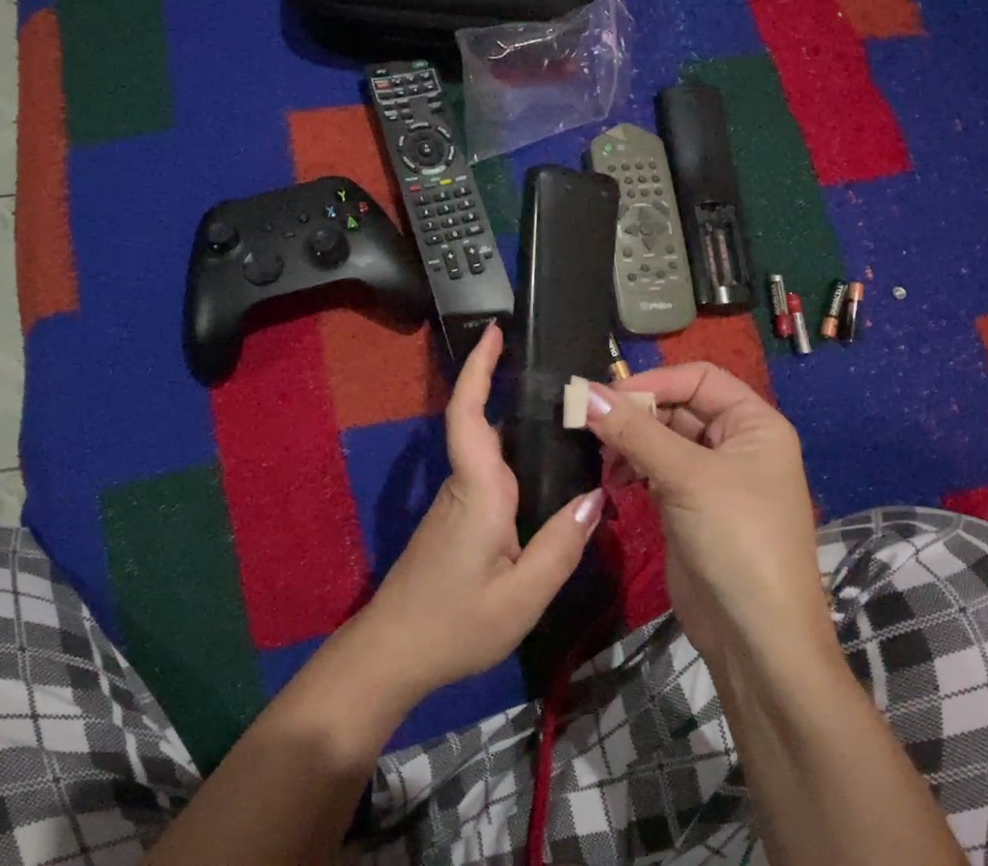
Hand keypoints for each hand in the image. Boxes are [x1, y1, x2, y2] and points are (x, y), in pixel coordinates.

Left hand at [348, 324, 602, 698]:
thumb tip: (595, 496)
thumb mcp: (522, 597)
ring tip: (577, 424)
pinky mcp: (457, 524)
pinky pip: (492, 480)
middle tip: (571, 381)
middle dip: (513, 391)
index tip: (496, 332)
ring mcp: (457, 506)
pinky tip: (552, 478)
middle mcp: (464, 487)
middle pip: (486, 427)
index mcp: (478, 493)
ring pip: (491, 455)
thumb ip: (560, 545)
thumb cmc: (454, 626)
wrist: (392, 654)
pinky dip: (519, 465)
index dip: (480, 370)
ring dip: (523, 431)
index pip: (470, 414)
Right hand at [582, 363, 830, 657]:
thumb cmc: (737, 540)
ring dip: (627, 443)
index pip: (699, 378)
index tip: (604, 399)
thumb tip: (582, 391)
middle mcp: (736, 444)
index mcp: (754, 424)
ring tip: (600, 461)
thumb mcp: (687, 478)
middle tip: (587, 429)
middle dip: (633, 414)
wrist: (756, 634)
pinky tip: (611, 481)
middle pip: (676, 407)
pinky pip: (654, 471)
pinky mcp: (688, 507)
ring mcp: (712, 478)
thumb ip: (634, 432)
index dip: (653, 381)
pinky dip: (630, 469)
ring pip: (660, 440)